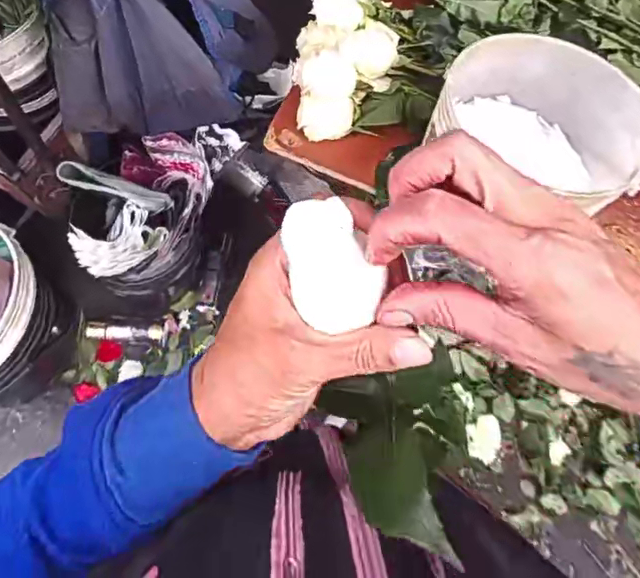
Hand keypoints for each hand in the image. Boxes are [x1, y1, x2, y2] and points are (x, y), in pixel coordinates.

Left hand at [191, 232, 433, 450]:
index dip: (356, 218)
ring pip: (350, 273)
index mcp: (279, 261)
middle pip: (343, 243)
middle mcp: (296, 270)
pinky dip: (372, 310)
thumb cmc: (242, 378)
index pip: (321, 216)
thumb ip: (361, 351)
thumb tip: (414, 343)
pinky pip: (352, 304)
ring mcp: (308, 295)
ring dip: (377, 284)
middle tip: (403, 272)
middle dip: (375, 254)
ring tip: (405, 296)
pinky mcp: (320, 321)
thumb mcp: (306, 359)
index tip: (388, 236)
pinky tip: (393, 320)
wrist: (225, 422)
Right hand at [363, 132, 639, 450]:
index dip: (394, 224)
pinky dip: (459, 188)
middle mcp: (540, 211)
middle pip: (458, 149)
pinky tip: (453, 232)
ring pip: (476, 154)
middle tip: (394, 219)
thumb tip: (395, 303)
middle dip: (410, 172)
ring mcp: (551, 201)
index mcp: (531, 254)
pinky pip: (495, 177)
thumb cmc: (610, 361)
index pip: (441, 210)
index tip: (377, 251)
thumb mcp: (523, 347)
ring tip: (416, 225)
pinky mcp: (555, 205)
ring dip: (433, 176)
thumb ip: (454, 312)